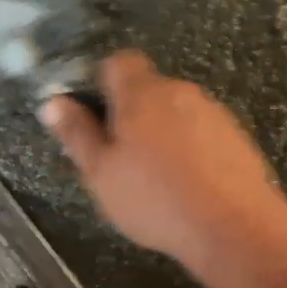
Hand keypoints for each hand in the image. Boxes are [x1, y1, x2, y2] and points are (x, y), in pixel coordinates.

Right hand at [42, 51, 286, 258]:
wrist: (230, 225)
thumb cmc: (152, 198)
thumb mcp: (100, 172)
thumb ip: (76, 134)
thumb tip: (52, 103)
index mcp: (141, 94)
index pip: (118, 63)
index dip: (100, 83)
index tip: (92, 117)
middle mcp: (179, 91)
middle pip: (146, 90)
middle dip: (127, 116)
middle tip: (114, 160)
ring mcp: (212, 112)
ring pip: (172, 113)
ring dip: (157, 134)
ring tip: (150, 179)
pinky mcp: (234, 136)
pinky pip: (197, 133)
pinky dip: (184, 150)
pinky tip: (181, 186)